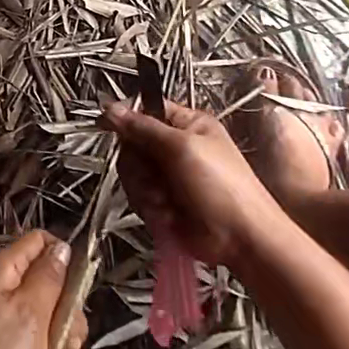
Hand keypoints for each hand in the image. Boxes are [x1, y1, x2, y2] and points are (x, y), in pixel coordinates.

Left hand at [0, 229, 87, 348]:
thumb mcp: (30, 313)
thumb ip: (49, 277)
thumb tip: (62, 246)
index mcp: (4, 270)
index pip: (40, 242)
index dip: (64, 259)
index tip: (79, 290)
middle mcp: (5, 292)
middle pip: (54, 290)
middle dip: (70, 323)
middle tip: (70, 346)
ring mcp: (9, 327)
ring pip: (55, 329)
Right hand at [101, 99, 283, 267]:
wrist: (241, 239)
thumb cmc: (222, 186)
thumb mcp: (181, 147)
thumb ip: (143, 127)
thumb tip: (110, 108)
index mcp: (186, 125)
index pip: (146, 109)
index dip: (126, 117)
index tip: (107, 125)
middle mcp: (176, 147)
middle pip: (132, 144)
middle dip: (139, 164)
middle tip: (155, 175)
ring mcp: (169, 176)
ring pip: (133, 173)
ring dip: (146, 190)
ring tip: (167, 200)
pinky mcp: (164, 202)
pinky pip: (139, 197)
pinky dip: (152, 207)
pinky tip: (170, 214)